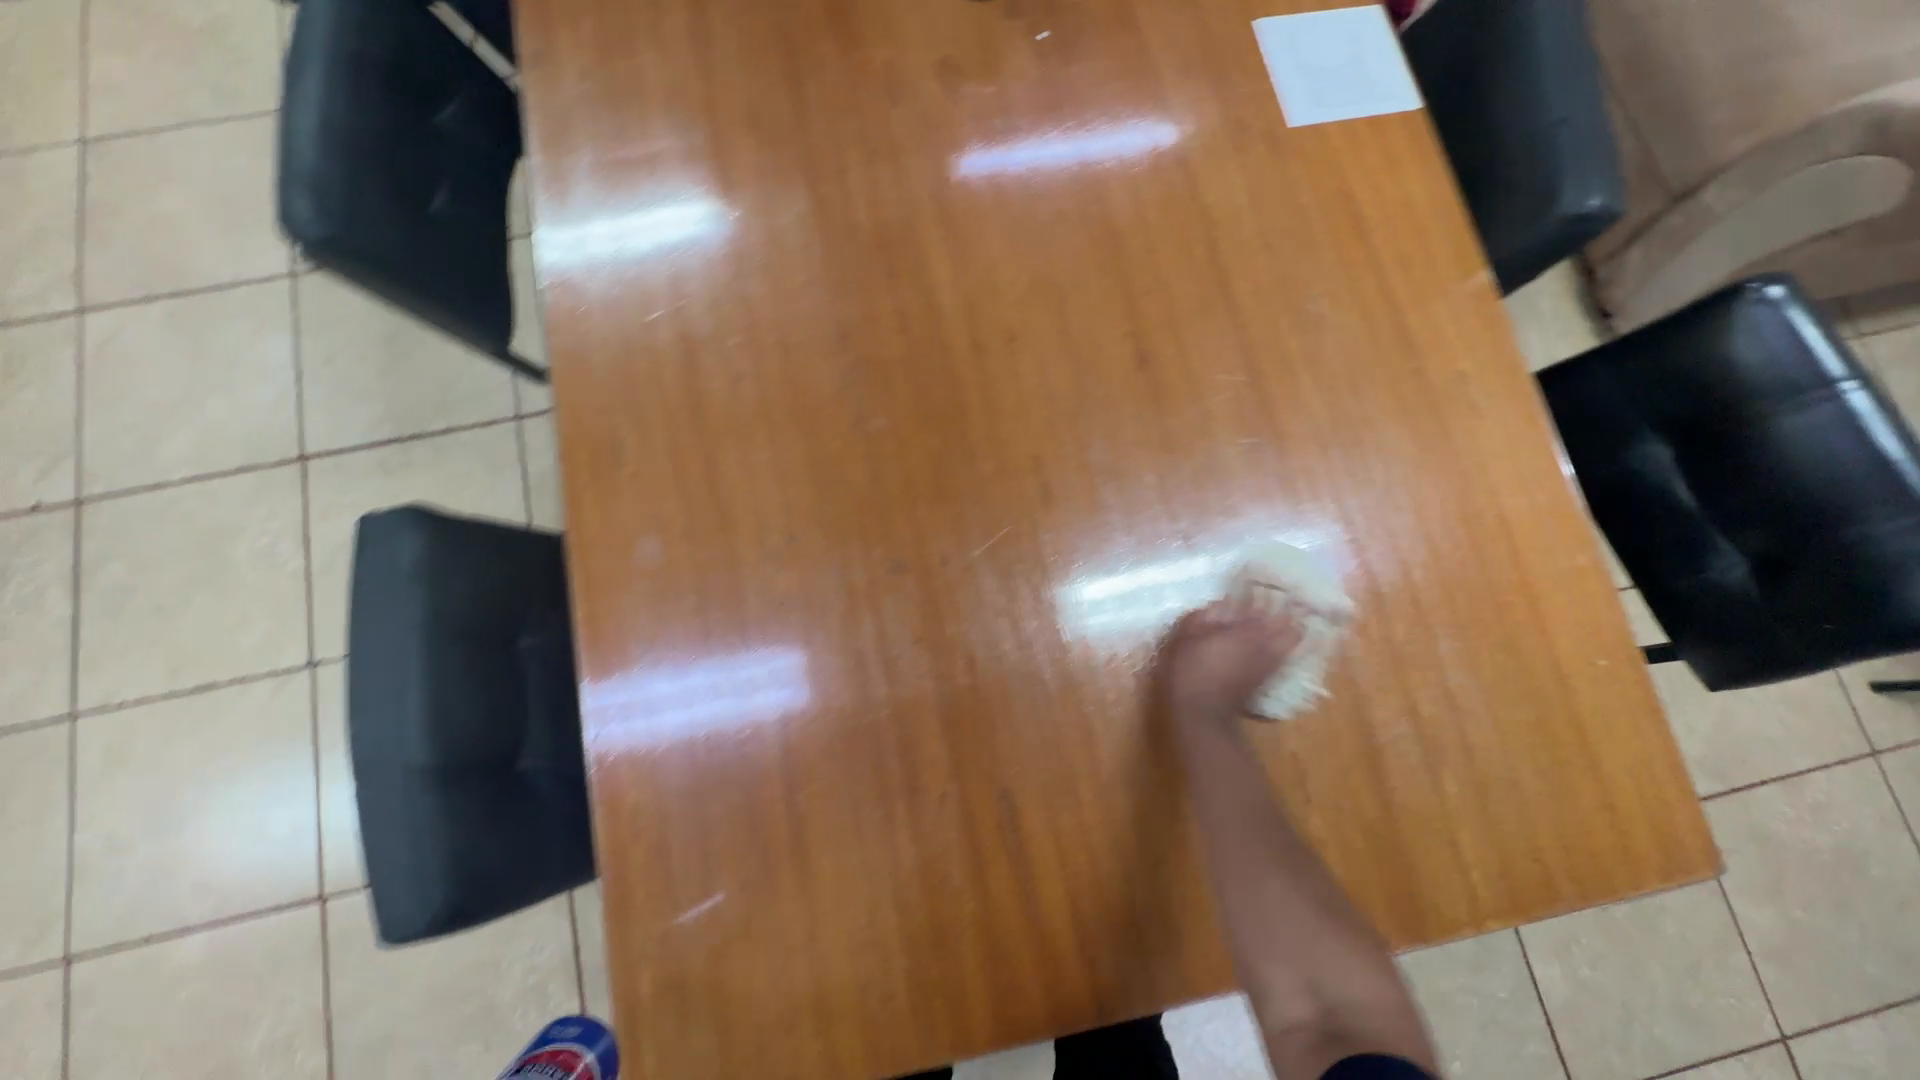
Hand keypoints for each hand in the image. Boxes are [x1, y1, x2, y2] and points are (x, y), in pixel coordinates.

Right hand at [1158, 592, 1304, 724]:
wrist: (1201, 714)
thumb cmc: (1189, 672)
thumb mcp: (1185, 639)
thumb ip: (1202, 618)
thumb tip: (1218, 605)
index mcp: (1243, 630)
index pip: (1256, 602)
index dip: (1258, 586)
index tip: (1257, 572)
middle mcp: (1262, 643)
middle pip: (1285, 619)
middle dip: (1287, 604)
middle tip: (1286, 591)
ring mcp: (1268, 662)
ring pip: (1291, 638)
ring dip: (1292, 623)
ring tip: (1293, 612)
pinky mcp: (1267, 678)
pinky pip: (1286, 655)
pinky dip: (1290, 644)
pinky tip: (1287, 639)